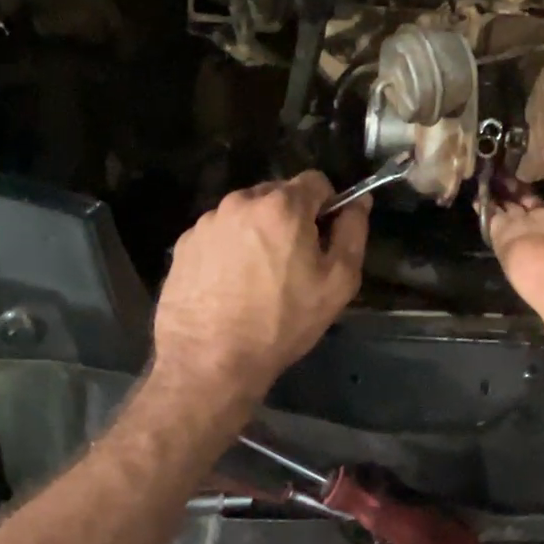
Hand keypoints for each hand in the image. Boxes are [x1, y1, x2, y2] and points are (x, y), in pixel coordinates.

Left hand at [151, 172, 367, 398]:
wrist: (208, 363)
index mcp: (283, 205)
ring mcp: (208, 222)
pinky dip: (229, 247)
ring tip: (257, 276)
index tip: (322, 238)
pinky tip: (229, 284)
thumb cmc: (282, 322)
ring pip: (247, 212)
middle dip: (290, 217)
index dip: (326, 206)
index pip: (316, 180)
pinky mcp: (184, 244)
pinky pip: (219, 232)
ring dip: (258, 230)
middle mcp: (242, 201)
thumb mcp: (338, 282)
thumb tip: (359, 201)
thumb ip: (353, 231)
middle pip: (278, 194)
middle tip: (292, 261)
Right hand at [489, 149, 543, 335]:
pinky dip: (480, 199)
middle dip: (516, 172)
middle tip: (501, 145)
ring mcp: (526, 231)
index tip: (532, 142)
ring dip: (496, 181)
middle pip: (528, 192)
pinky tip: (473, 176)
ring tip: (484, 153)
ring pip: (506, 201)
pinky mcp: (504, 241)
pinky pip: (489, 217)